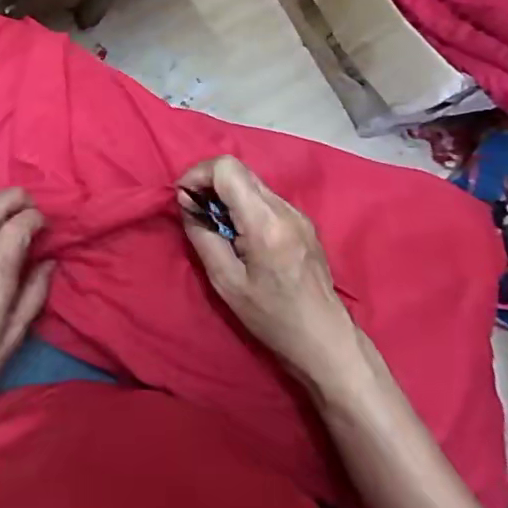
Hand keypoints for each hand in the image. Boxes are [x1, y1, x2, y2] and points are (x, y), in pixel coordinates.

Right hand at [177, 156, 363, 390]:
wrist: (324, 338)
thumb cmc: (271, 317)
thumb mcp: (225, 282)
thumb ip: (202, 236)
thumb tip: (186, 203)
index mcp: (265, 223)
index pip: (227, 169)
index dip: (198, 174)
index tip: (183, 198)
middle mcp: (285, 208)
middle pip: (239, 170)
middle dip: (209, 183)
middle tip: (194, 212)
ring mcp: (298, 213)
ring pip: (251, 182)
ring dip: (226, 194)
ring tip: (216, 226)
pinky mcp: (303, 221)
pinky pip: (265, 198)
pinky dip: (244, 205)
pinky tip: (240, 235)